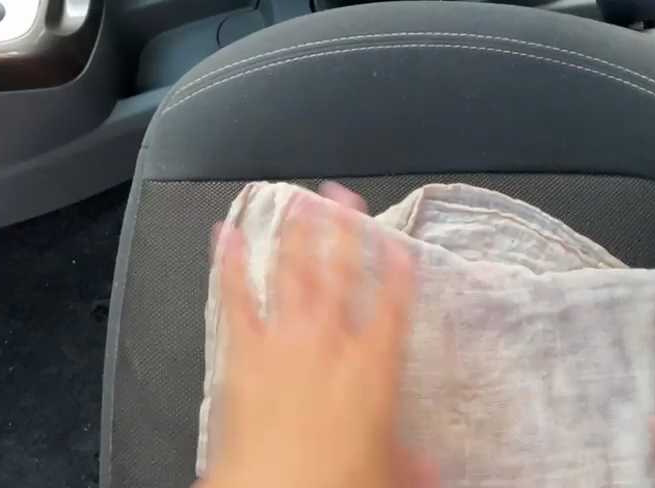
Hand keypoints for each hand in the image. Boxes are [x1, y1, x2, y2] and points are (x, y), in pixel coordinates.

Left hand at [199, 184, 432, 487]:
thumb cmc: (335, 484)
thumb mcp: (387, 472)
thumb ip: (407, 456)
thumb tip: (428, 467)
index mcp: (370, 367)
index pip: (390, 305)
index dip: (396, 270)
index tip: (397, 243)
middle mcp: (328, 340)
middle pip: (339, 271)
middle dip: (342, 228)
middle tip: (341, 196)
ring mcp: (284, 338)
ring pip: (291, 271)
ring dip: (295, 232)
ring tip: (296, 200)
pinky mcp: (243, 348)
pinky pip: (236, 296)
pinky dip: (230, 263)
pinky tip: (226, 234)